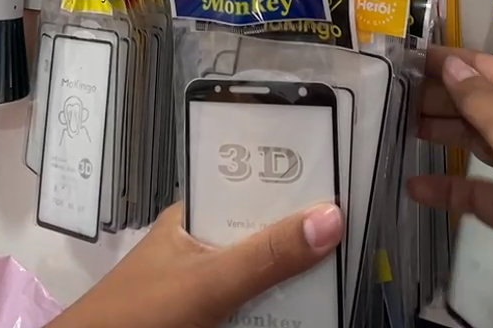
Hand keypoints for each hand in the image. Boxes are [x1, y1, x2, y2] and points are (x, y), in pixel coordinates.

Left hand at [49, 201, 343, 327]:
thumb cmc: (138, 315)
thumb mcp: (206, 282)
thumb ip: (265, 255)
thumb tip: (333, 216)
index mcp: (194, 216)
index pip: (251, 185)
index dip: (293, 181)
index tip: (340, 179)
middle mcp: (202, 246)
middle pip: (262, 232)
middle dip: (302, 234)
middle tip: (354, 226)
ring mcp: (204, 288)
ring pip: (262, 274)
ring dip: (295, 276)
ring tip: (344, 267)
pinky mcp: (209, 320)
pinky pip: (254, 309)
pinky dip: (278, 308)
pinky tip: (308, 305)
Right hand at [408, 48, 492, 327]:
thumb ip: (485, 104)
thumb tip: (451, 63)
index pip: (491, 70)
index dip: (453, 60)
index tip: (407, 55)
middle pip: (481, 103)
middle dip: (441, 94)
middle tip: (392, 93)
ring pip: (475, 143)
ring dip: (441, 133)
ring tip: (398, 126)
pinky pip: (473, 193)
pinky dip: (446, 187)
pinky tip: (415, 187)